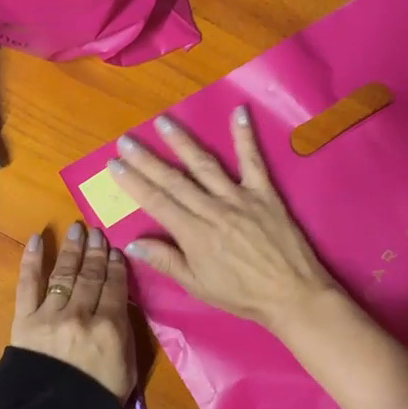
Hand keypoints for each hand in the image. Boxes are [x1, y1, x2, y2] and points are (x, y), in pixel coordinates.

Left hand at [9, 223, 136, 397]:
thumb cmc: (95, 400)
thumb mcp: (127, 370)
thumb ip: (126, 335)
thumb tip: (121, 306)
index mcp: (111, 327)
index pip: (115, 286)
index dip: (115, 264)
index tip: (115, 248)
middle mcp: (81, 314)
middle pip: (90, 275)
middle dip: (95, 251)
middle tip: (96, 231)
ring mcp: (50, 315)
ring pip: (63, 274)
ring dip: (71, 250)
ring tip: (76, 229)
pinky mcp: (25, 320)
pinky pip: (28, 284)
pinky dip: (31, 260)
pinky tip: (38, 239)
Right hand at [108, 108, 350, 333]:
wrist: (293, 295)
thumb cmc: (242, 296)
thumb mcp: (198, 286)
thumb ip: (166, 261)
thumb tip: (132, 243)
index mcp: (194, 235)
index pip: (156, 202)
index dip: (133, 182)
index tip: (114, 165)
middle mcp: (213, 211)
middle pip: (174, 180)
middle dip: (146, 159)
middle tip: (125, 140)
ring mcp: (240, 198)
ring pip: (205, 165)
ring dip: (182, 141)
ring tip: (163, 122)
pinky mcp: (265, 193)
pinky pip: (253, 161)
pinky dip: (246, 136)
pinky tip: (239, 112)